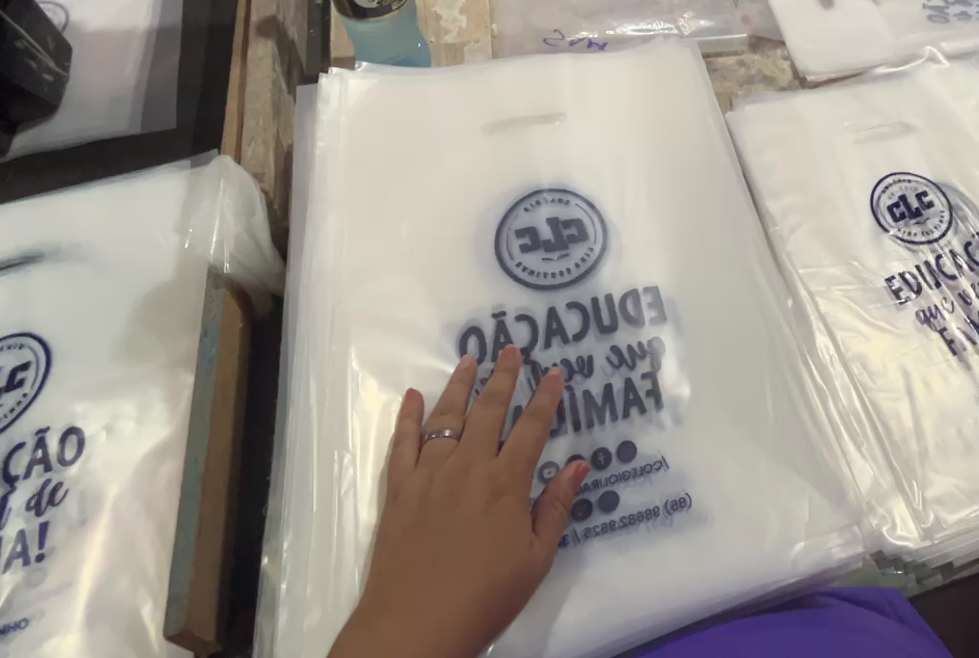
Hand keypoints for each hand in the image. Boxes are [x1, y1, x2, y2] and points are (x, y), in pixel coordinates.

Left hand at [330, 347, 589, 657]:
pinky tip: (413, 396)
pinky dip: (407, 417)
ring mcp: (430, 474)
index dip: (545, 398)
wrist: (414, 629)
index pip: (532, 428)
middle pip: (489, 410)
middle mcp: (469, 467)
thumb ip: (556, 507)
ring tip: (469, 359)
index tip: (555, 372)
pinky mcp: (399, 490)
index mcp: (506, 482)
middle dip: (503, 377)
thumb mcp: (536, 559)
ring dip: (460, 385)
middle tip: (511, 349)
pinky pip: (403, 444)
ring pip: (447, 417)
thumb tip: (579, 464)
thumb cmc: (484, 597)